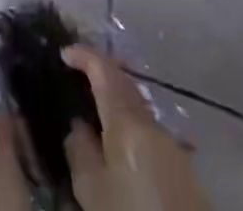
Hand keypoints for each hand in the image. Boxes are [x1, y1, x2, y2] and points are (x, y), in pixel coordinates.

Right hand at [62, 46, 209, 210]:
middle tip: (76, 72)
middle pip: (125, 83)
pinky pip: (146, 125)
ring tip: (91, 103)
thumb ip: (79, 149)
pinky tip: (114, 135)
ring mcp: (170, 143)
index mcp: (127, 122)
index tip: (64, 53)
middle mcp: (151, 123)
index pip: (105, 71)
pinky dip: (127, 117)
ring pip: (137, 105)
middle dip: (100, 71)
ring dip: (114, 95)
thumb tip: (77, 125)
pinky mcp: (179, 164)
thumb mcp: (91, 188)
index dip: (84, 56)